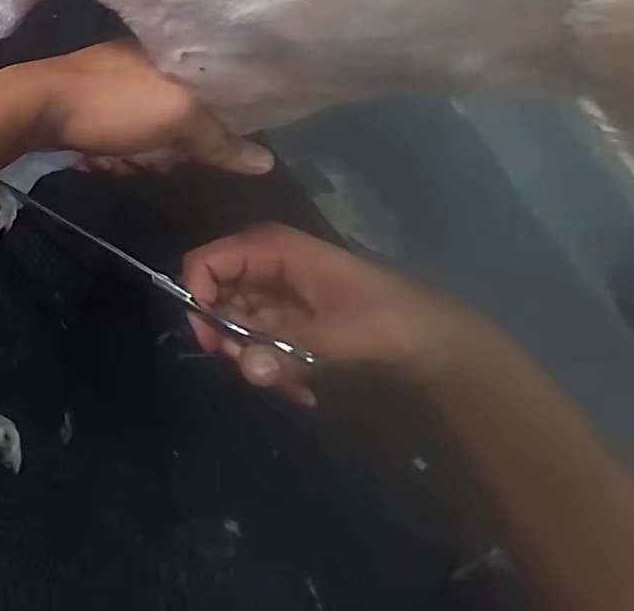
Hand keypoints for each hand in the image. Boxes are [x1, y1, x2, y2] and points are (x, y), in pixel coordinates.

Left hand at [0, 42, 274, 175]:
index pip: (216, 86)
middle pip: (184, 115)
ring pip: (152, 130)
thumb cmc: (110, 104)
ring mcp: (114, 81)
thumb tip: (265, 162)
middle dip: (174, 147)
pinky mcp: (91, 103)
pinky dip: (119, 151)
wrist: (34, 107)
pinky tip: (106, 159)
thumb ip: (218, 137)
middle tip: (158, 158)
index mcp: (169, 52)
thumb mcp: (175, 115)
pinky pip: (123, 133)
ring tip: (125, 160)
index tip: (212, 148)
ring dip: (143, 154)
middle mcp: (144, 62)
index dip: (221, 122)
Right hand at [182, 225, 489, 405]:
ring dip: (253, 357)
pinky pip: (255, 338)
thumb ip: (287, 351)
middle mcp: (261, 262)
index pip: (204, 262)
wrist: (436, 341)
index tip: (213, 340)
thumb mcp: (338, 335)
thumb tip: (246, 369)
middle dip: (228, 338)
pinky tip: (302, 385)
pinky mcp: (281, 314)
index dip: (197, 297)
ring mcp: (270, 289)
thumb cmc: (388, 321)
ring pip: (233, 322)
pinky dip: (270, 364)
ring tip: (291, 384)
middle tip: (254, 368)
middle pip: (213, 295)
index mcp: (269, 248)